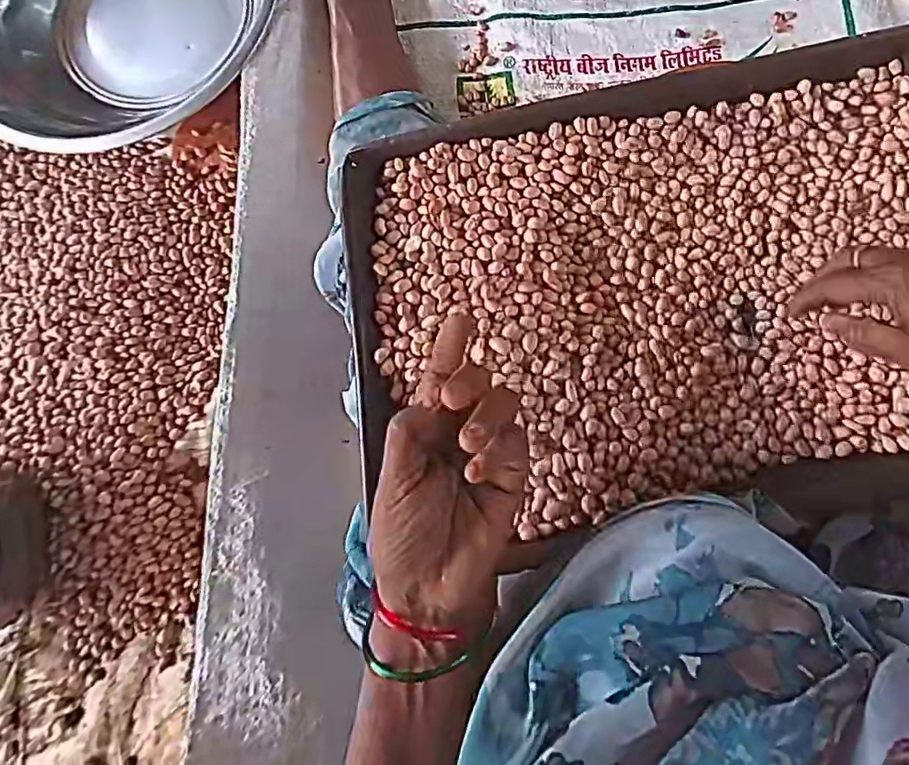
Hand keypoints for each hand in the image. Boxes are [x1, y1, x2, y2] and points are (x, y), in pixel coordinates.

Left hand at [369, 313, 526, 635]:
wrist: (427, 589)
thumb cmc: (401, 534)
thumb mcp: (391, 478)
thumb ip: (409, 431)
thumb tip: (431, 397)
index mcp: (427, 427)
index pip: (440, 376)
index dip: (451, 347)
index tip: (461, 318)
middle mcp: (459, 430)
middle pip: (477, 382)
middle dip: (468, 378)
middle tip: (451, 396)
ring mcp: (490, 450)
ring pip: (504, 403)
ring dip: (486, 414)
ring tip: (467, 444)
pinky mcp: (513, 474)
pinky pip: (517, 443)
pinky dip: (498, 449)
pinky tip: (477, 471)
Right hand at [786, 248, 908, 414]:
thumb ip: (867, 335)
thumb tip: (828, 322)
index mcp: (897, 283)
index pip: (837, 284)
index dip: (808, 298)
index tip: (789, 313)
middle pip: (850, 258)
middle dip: (823, 277)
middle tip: (806, 301)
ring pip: (873, 253)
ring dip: (847, 269)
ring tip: (833, 295)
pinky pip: (897, 257)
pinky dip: (873, 268)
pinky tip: (872, 290)